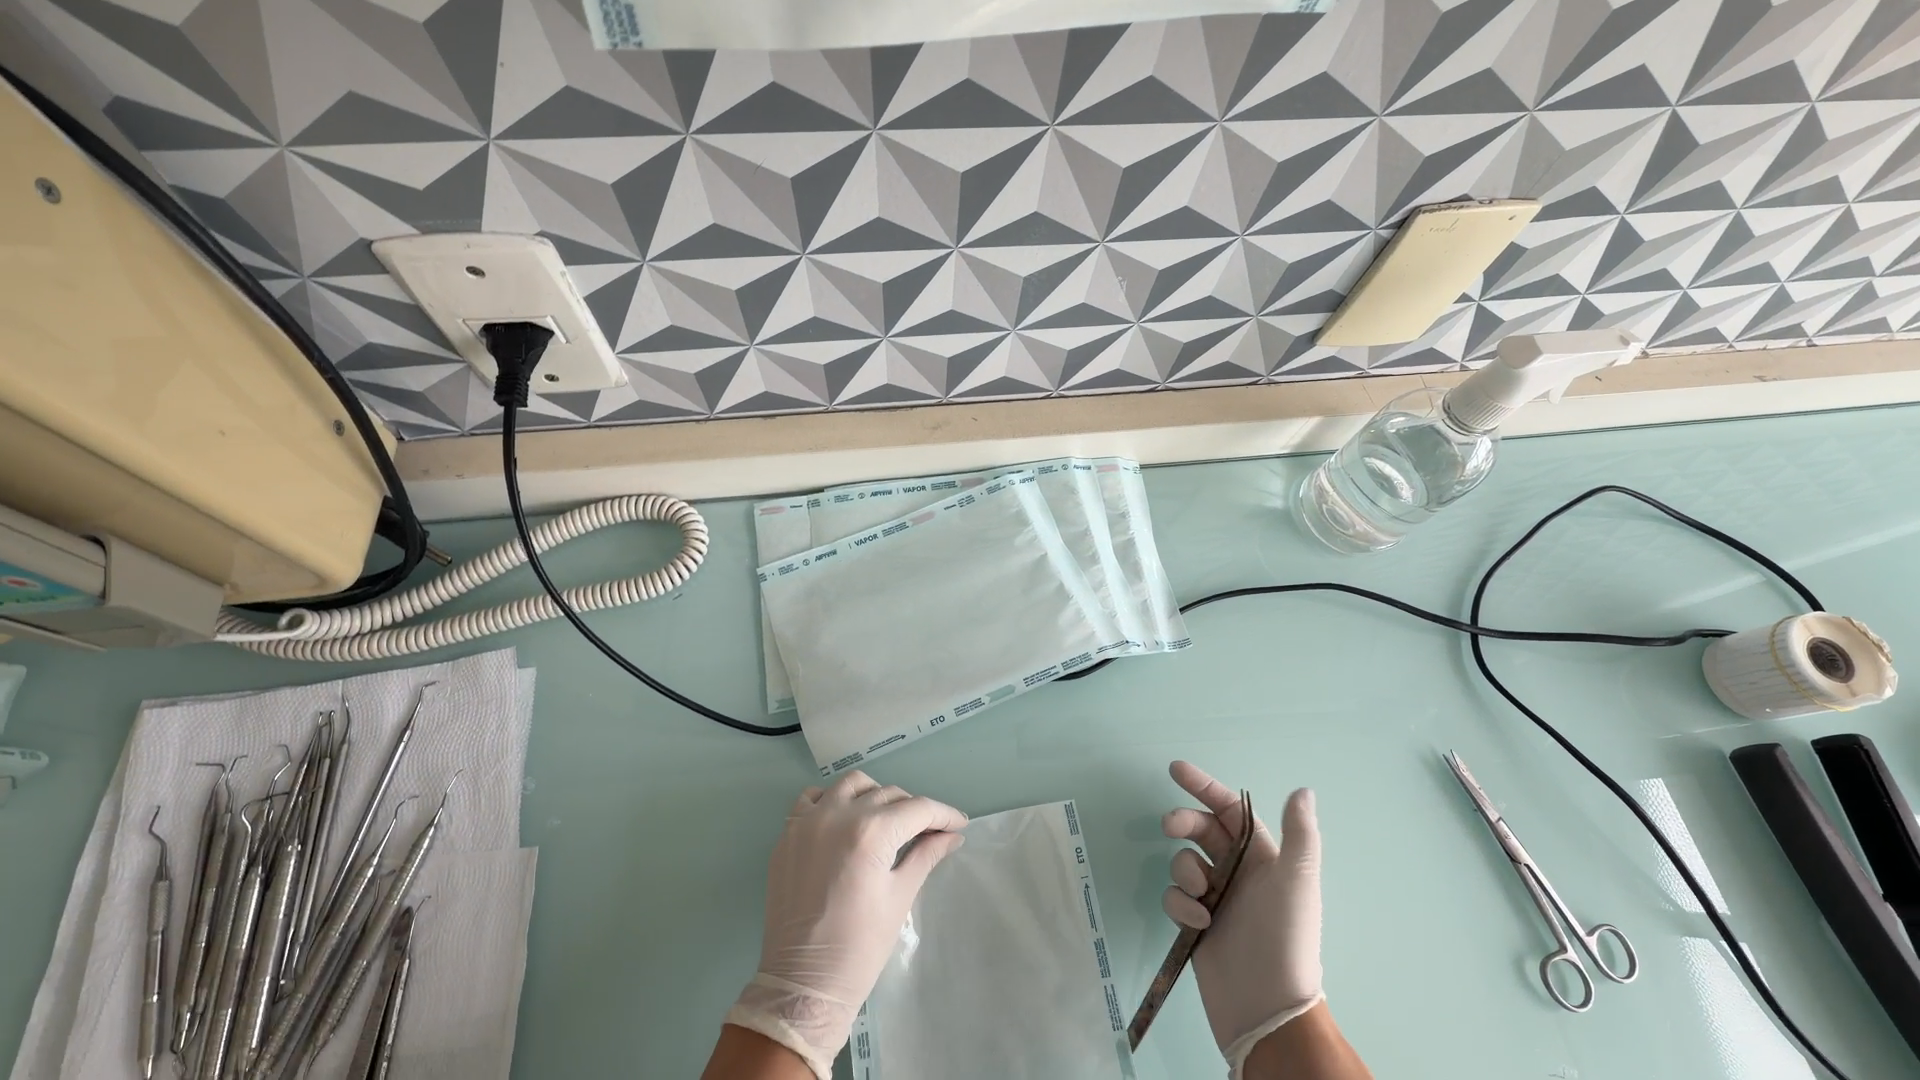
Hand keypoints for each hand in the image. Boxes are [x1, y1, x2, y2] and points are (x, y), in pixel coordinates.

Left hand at [725, 771, 966, 1078]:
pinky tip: (845, 823)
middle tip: (928, 832)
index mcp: (870, 832)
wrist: (802, 982)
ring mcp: (807, 822)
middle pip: (887, 794)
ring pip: (850, 785)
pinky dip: (833, 800)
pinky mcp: (787, 835)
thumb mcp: (900, 897)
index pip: (917, 809)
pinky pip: (813, 798)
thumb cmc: (860, 946)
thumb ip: (926, 855)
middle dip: (913, 809)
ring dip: (874, 796)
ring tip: (886, 822)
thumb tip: (952, 835)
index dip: (943, 814)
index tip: (958, 825)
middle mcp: (837, 815)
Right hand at [1162, 761, 1324, 1074]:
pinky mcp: (1194, 922)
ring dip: (1185, 871)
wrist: (1266, 1006)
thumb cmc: (1286, 938)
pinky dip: (1181, 904)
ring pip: (1183, 862)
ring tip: (1202, 897)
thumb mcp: (1298, 881)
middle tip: (1170, 826)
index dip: (1204, 787)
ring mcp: (1214, 898)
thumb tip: (1302, 789)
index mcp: (1264, 858)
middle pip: (1201, 830)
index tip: (1175, 769)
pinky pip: (1174, 896)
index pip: (1231, 811)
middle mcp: (1238, 872)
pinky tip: (1198, 923)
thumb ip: (1299, 833)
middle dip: (1184, 822)